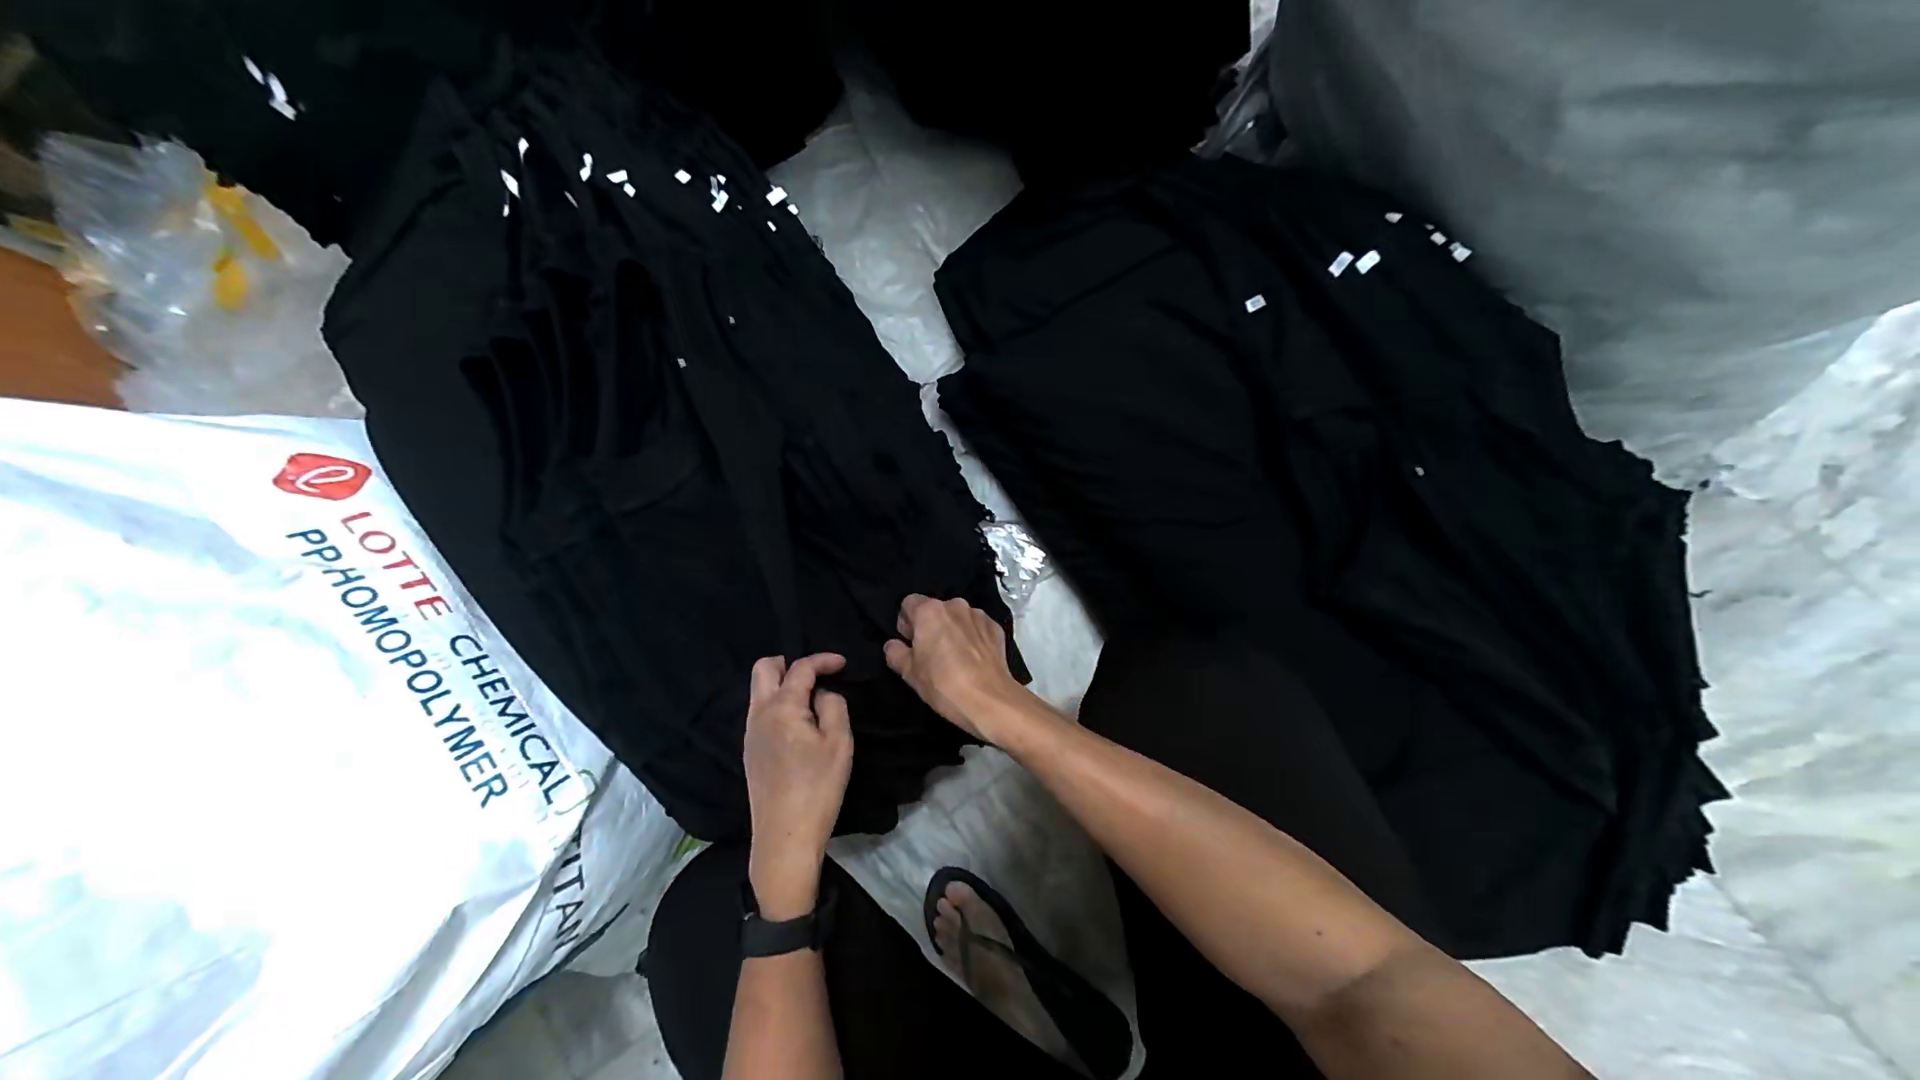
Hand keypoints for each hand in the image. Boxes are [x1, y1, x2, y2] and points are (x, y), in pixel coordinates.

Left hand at [744, 653, 853, 919]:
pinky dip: (777, 703)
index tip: (843, 663)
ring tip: (811, 697)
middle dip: (789, 662)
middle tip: (816, 673)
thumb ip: (834, 706)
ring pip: (759, 690)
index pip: (800, 668)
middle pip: (764, 668)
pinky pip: (760, 711)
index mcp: (782, 707)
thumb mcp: (839, 742)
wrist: (785, 835)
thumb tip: (823, 693)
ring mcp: (750, 733)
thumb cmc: (818, 787)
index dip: (823, 660)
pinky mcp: (750, 751)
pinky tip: (798, 721)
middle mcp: (759, 713)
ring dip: (782, 683)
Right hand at [883, 594, 1030, 741]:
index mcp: (929, 611)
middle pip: (935, 610)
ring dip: (953, 631)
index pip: (909, 604)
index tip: (910, 644)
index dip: (906, 623)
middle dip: (931, 627)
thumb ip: (896, 654)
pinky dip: (973, 638)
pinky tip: (973, 660)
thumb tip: (893, 646)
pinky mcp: (996, 628)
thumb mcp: (910, 674)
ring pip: (958, 618)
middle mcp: (955, 605)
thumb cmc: (943, 684)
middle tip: (930, 654)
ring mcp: (979, 615)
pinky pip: (977, 628)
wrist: (989, 699)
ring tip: (955, 659)